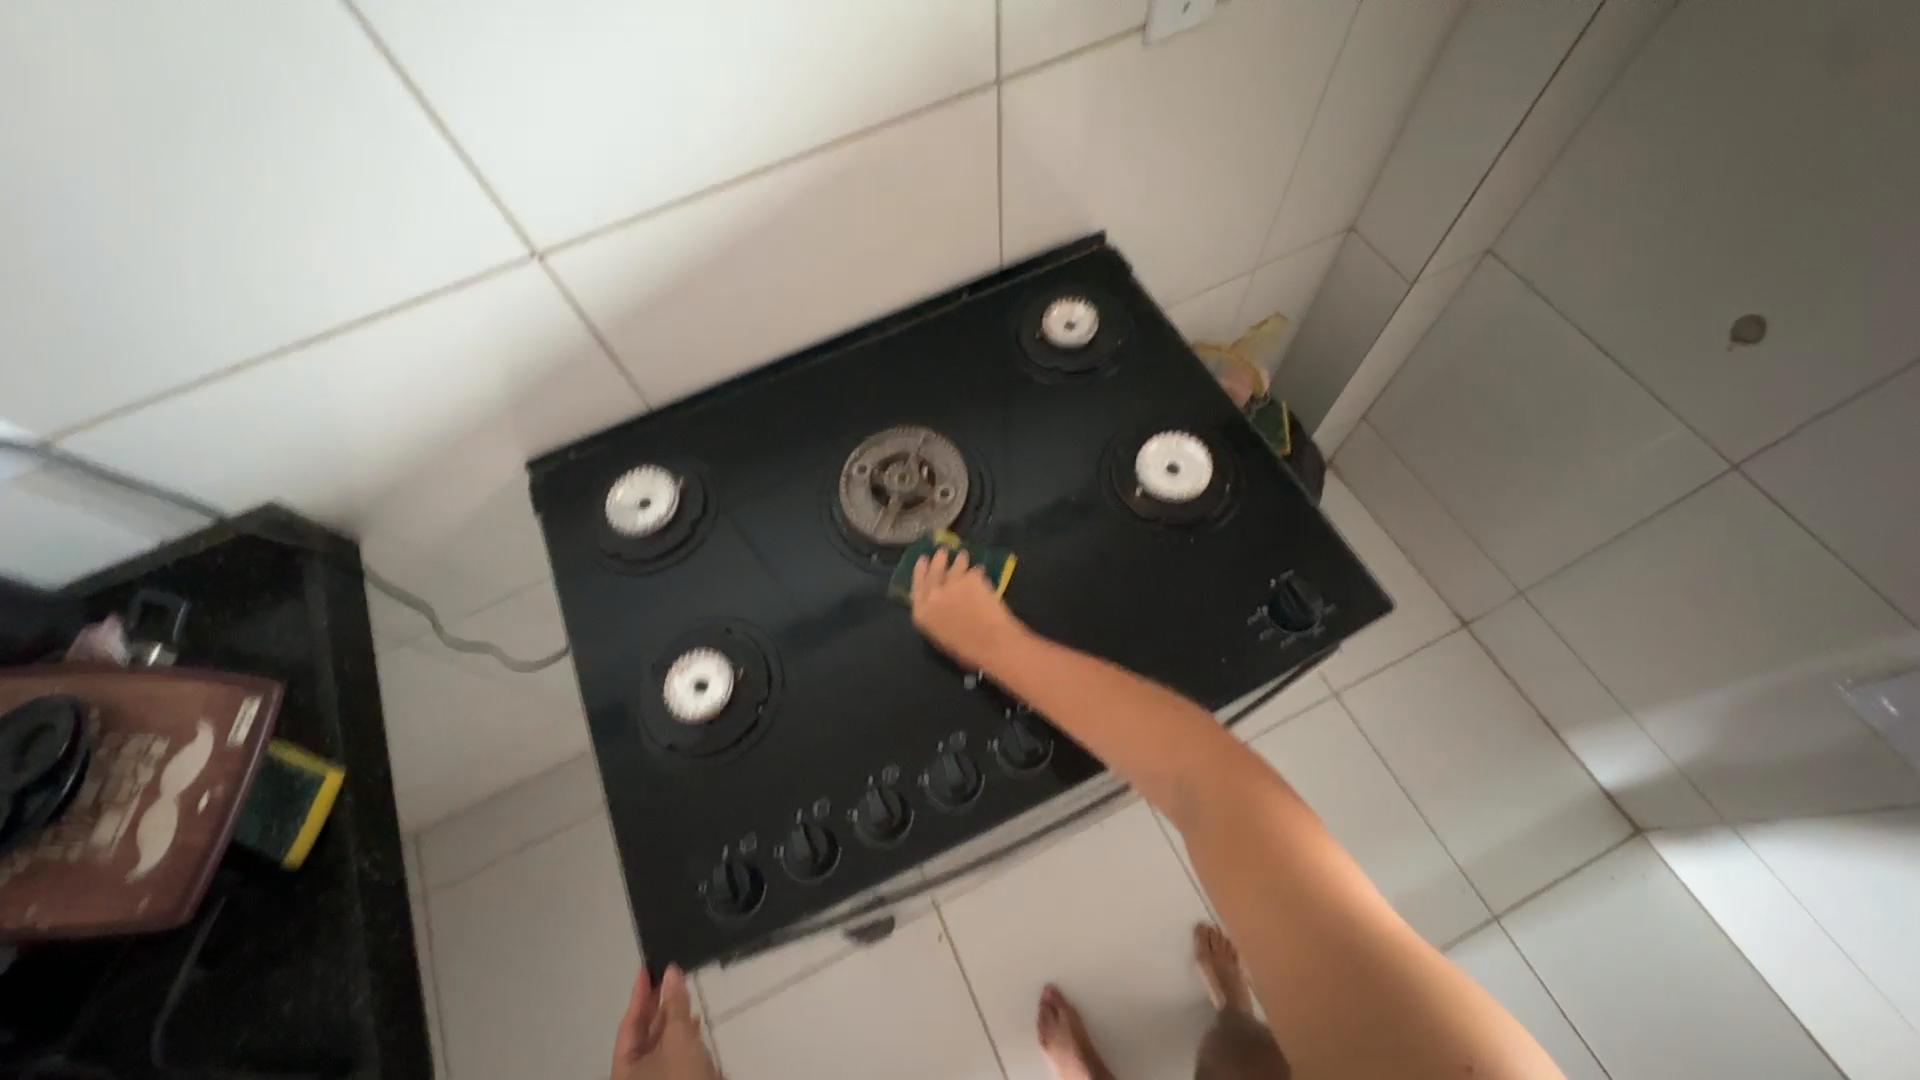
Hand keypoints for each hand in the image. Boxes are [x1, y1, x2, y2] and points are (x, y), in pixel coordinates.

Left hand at [612, 965, 719, 1079]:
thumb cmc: (681, 1077)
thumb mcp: (678, 1037)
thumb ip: (675, 1004)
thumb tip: (671, 971)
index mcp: (624, 1068)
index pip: (628, 1024)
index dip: (638, 995)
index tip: (646, 968)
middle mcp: (636, 1075)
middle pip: (644, 1033)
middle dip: (658, 1004)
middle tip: (668, 975)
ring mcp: (657, 1078)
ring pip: (662, 1041)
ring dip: (673, 1016)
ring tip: (683, 992)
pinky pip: (676, 1051)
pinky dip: (684, 1033)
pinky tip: (695, 1021)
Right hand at [911, 548, 1027, 672]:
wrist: (991, 643)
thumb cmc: (967, 650)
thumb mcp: (940, 637)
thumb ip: (935, 616)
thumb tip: (939, 606)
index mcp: (922, 613)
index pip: (916, 586)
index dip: (919, 571)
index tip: (922, 559)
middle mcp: (932, 595)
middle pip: (933, 572)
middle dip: (938, 560)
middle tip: (942, 552)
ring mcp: (952, 584)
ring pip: (954, 566)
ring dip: (959, 561)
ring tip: (963, 556)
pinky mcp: (971, 578)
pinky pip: (973, 571)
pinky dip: (977, 571)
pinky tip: (980, 570)